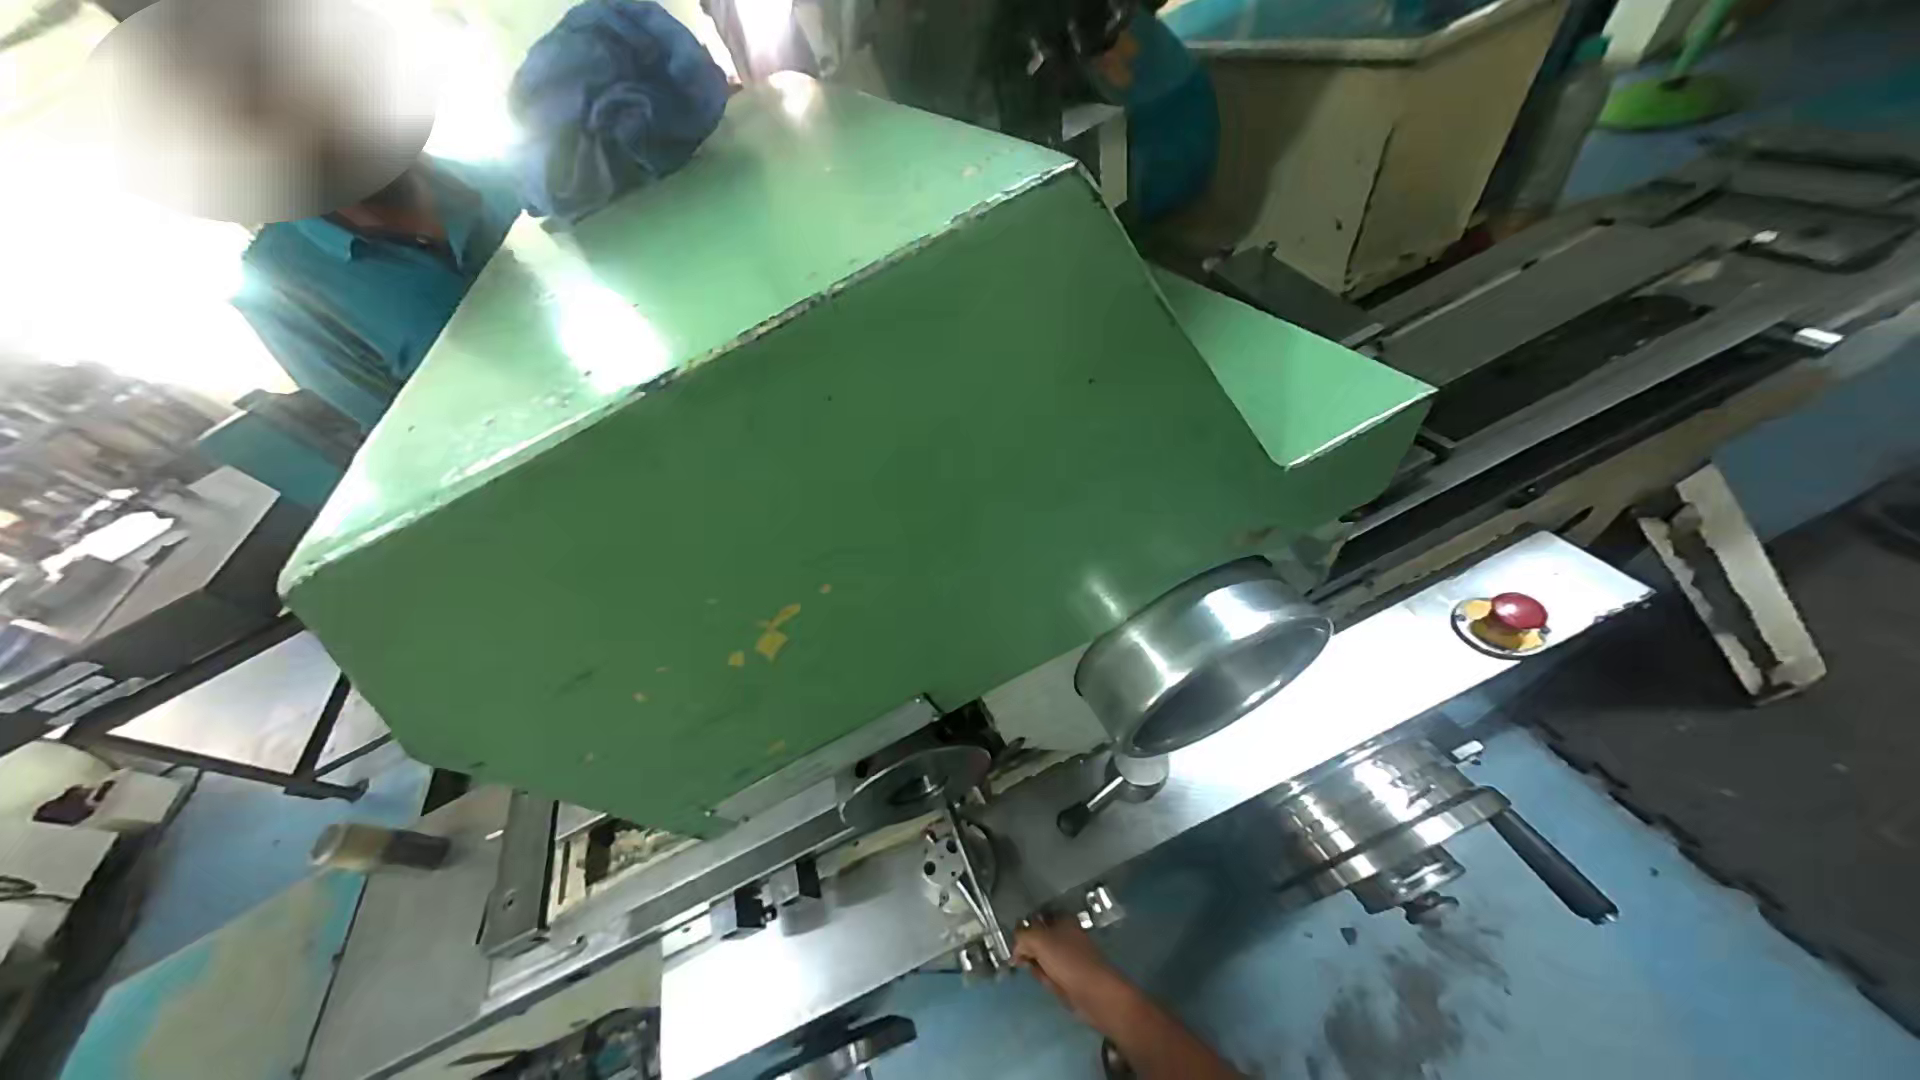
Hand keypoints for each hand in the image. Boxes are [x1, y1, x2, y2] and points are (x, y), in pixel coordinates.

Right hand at [1012, 919, 1137, 1026]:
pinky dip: (1044, 977)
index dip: (1024, 926)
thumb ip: (1022, 937)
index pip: (1037, 916)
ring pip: (1042, 956)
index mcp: (1062, 919)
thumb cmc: (1068, 961)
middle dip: (1027, 947)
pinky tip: (1044, 981)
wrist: (1096, 994)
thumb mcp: (1039, 941)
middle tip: (1018, 958)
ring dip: (1034, 963)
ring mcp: (1068, 956)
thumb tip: (1016, 946)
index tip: (1014, 939)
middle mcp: (1066, 934)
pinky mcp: (1070, 976)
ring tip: (1032, 969)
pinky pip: (1050, 973)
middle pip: (1038, 936)